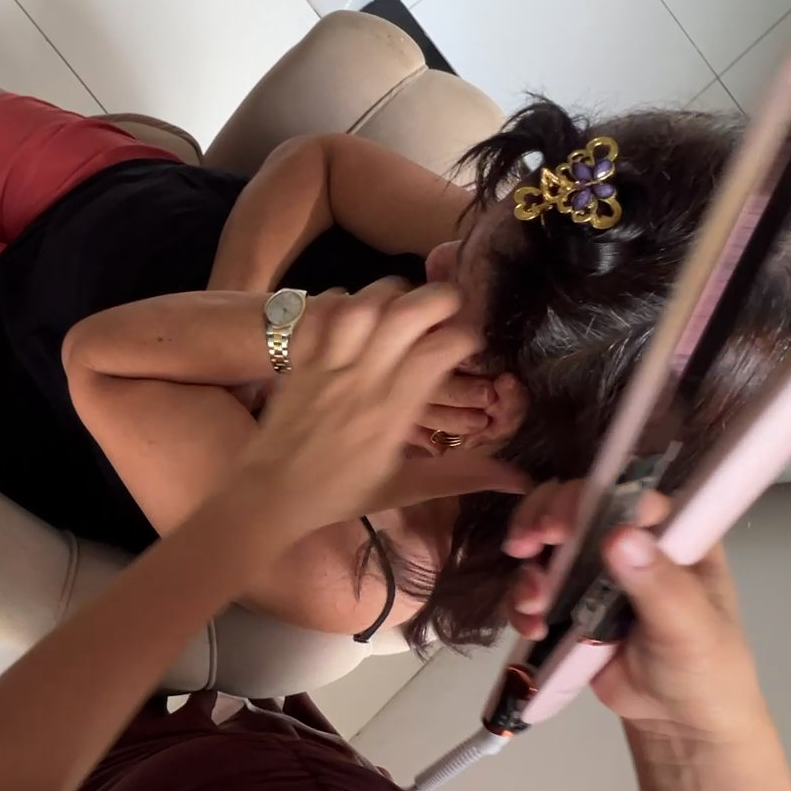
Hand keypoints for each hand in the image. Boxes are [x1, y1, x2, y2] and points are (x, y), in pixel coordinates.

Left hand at [233, 278, 526, 537]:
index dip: (466, 335)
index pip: (439, 350)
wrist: (268, 497)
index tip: (471, 343)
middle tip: (447, 306)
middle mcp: (361, 382)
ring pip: (360, 306)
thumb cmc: (337, 496)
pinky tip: (353, 311)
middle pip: (404, 313)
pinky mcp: (297, 364)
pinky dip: (337, 301)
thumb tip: (521, 480)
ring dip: (387, 293)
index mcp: (393, 414)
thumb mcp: (403, 489)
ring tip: (401, 303)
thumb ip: (460, 477)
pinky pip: (316, 316)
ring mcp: (325, 369)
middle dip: (437, 297)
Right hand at [504, 480, 769, 744]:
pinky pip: (528, 586)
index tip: (557, 527)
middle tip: (523, 548)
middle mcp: (628, 543)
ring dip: (527, 572)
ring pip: (542, 544)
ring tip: (533, 606)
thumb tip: (620, 535)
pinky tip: (531, 628)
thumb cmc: (703, 672)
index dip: (586, 500)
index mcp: (672, 536)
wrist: (674, 722)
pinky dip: (519, 603)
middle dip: (538, 523)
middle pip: (572, 506)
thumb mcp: (690, 630)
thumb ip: (659, 585)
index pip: (626, 496)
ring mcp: (591, 571)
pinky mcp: (564, 600)